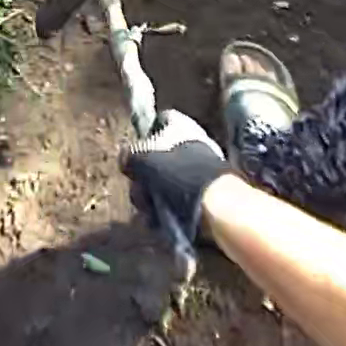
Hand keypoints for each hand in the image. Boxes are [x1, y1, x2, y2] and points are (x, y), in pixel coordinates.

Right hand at [121, 109, 230, 243]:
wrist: (220, 209)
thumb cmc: (181, 178)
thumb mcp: (146, 162)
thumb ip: (130, 156)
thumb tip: (124, 157)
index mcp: (179, 126)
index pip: (157, 122)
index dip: (144, 139)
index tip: (135, 161)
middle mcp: (191, 142)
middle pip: (157, 157)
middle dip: (144, 179)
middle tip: (142, 195)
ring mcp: (199, 169)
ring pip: (166, 182)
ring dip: (154, 199)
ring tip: (153, 215)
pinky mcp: (206, 194)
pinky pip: (179, 200)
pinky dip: (169, 211)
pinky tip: (164, 223)